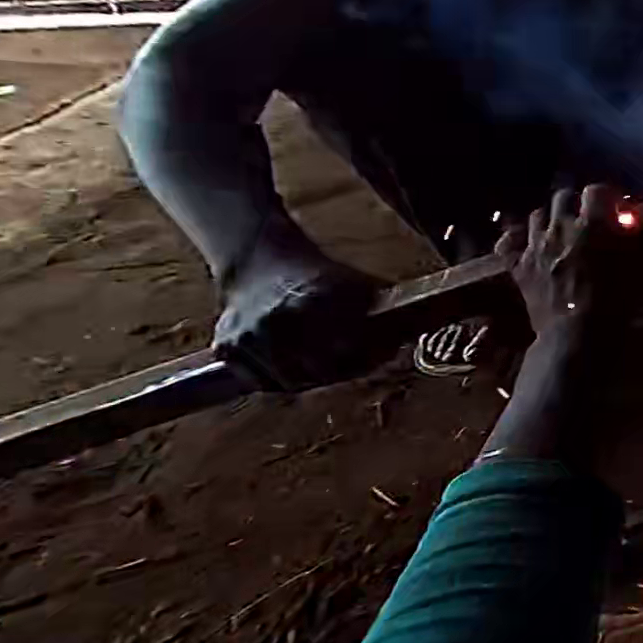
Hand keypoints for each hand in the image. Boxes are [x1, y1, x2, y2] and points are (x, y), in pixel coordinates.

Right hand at [213, 238, 383, 391]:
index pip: (352, 348)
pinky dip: (283, 381)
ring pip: (292, 382)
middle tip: (361, 364)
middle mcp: (280, 321)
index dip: (372, 355)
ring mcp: (250, 337)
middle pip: (323, 371)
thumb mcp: (356, 283)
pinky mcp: (227, 348)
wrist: (260, 260)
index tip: (385, 353)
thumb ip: (384, 309)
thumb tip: (415, 331)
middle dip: (347, 370)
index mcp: (316, 302)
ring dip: (316, 380)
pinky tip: (301, 367)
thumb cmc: (319, 274)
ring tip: (332, 366)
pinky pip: (260, 383)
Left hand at [479, 185, 637, 466]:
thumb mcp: (638, 268)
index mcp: (594, 224)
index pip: (597, 190)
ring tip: (559, 231)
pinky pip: (509, 242)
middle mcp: (561, 227)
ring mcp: (536, 245)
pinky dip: (517, 240)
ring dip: (550, 219)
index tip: (615, 207)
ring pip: (537, 215)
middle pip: (563, 196)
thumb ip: (637, 240)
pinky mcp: (519, 266)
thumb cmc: (616, 303)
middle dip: (576, 203)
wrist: (576, 337)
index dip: (607, 196)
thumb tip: (635, 223)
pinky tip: (527, 246)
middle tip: (586, 218)